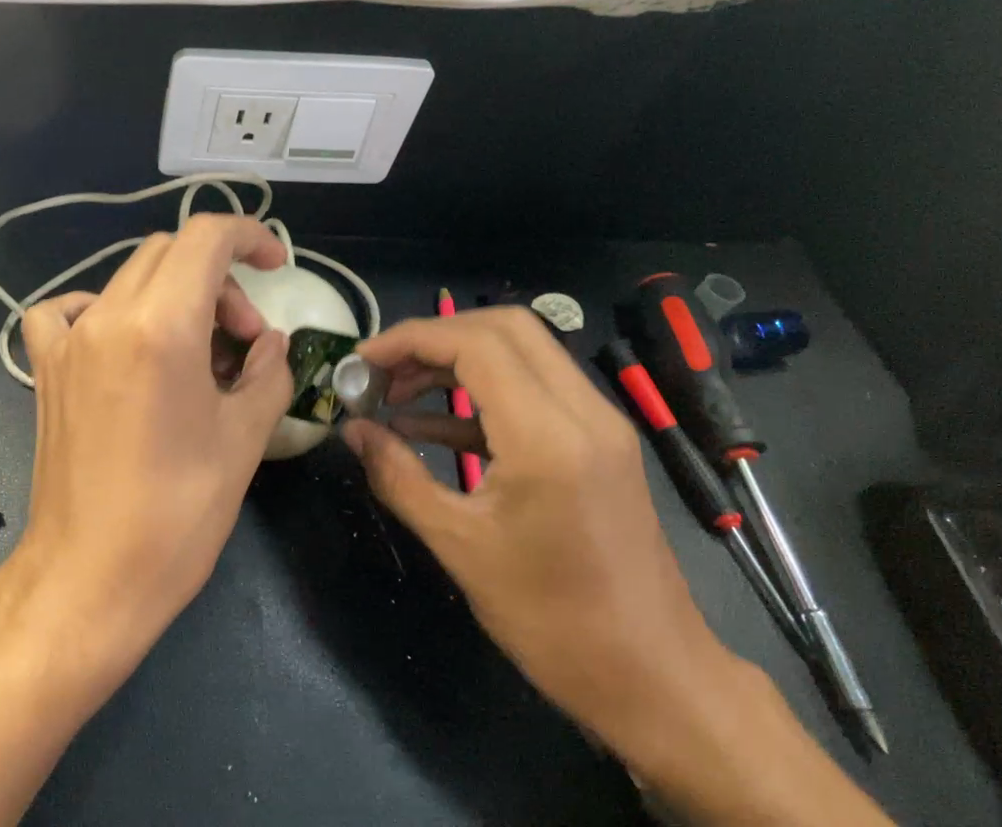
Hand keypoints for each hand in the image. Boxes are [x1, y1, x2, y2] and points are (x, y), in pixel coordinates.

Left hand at [12, 214, 293, 655]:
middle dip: (218, 279)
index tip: (276, 265)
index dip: (250, 235)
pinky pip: (68, 310)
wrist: (91, 574)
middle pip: (168, 253)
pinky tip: (122, 344)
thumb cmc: (178, 513)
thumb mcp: (244, 438)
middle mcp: (108, 316)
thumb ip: (267, 372)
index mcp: (162, 326)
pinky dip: (104, 309)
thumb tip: (267, 342)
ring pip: (127, 277)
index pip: (206, 238)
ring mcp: (67, 340)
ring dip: (172, 293)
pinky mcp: (44, 367)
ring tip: (195, 349)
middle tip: (242, 339)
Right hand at [340, 309, 732, 754]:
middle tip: (379, 372)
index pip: (475, 344)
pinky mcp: (598, 445)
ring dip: (455, 361)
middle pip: (504, 329)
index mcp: (548, 436)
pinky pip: (534, 392)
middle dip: (432, 338)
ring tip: (394, 395)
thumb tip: (352, 431)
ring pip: (522, 353)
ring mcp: (598, 426)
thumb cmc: (549, 617)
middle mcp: (584, 412)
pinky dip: (479, 395)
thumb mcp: (458, 544)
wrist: (649, 673)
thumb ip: (397, 476)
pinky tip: (428, 426)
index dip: (408, 340)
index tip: (359, 363)